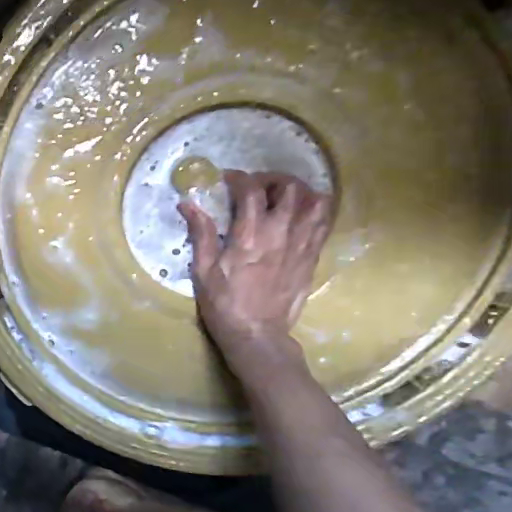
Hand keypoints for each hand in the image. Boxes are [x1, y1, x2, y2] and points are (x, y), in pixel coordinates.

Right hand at [179, 170, 332, 361]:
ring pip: (315, 200)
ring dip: (299, 192)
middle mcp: (281, 232)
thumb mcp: (203, 270)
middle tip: (256, 187)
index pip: (251, 190)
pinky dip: (314, 210)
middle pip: (289, 187)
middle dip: (271, 180)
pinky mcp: (312, 255)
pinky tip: (299, 215)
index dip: (239, 178)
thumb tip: (187, 204)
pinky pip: (324, 221)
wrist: (257, 333)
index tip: (228, 179)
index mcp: (250, 234)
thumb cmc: (224, 304)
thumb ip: (201, 233)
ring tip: (282, 198)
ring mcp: (302, 243)